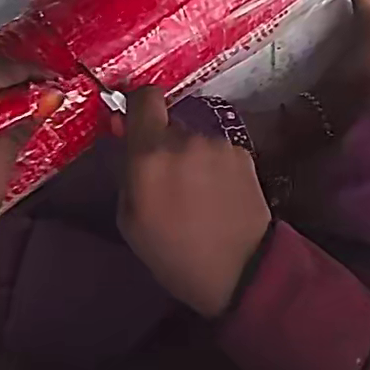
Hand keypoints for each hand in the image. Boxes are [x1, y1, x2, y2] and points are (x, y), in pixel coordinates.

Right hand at [114, 88, 272, 317]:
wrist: (239, 271)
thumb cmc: (173, 254)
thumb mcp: (129, 219)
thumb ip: (126, 171)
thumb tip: (127, 138)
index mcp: (149, 155)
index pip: (144, 98)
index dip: (138, 106)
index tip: (136, 124)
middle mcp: (185, 140)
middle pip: (168, 126)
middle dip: (164, 145)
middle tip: (168, 181)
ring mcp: (218, 145)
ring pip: (194, 140)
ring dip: (191, 157)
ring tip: (197, 195)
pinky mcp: (243, 154)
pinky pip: (217, 152)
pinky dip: (214, 167)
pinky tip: (218, 196)